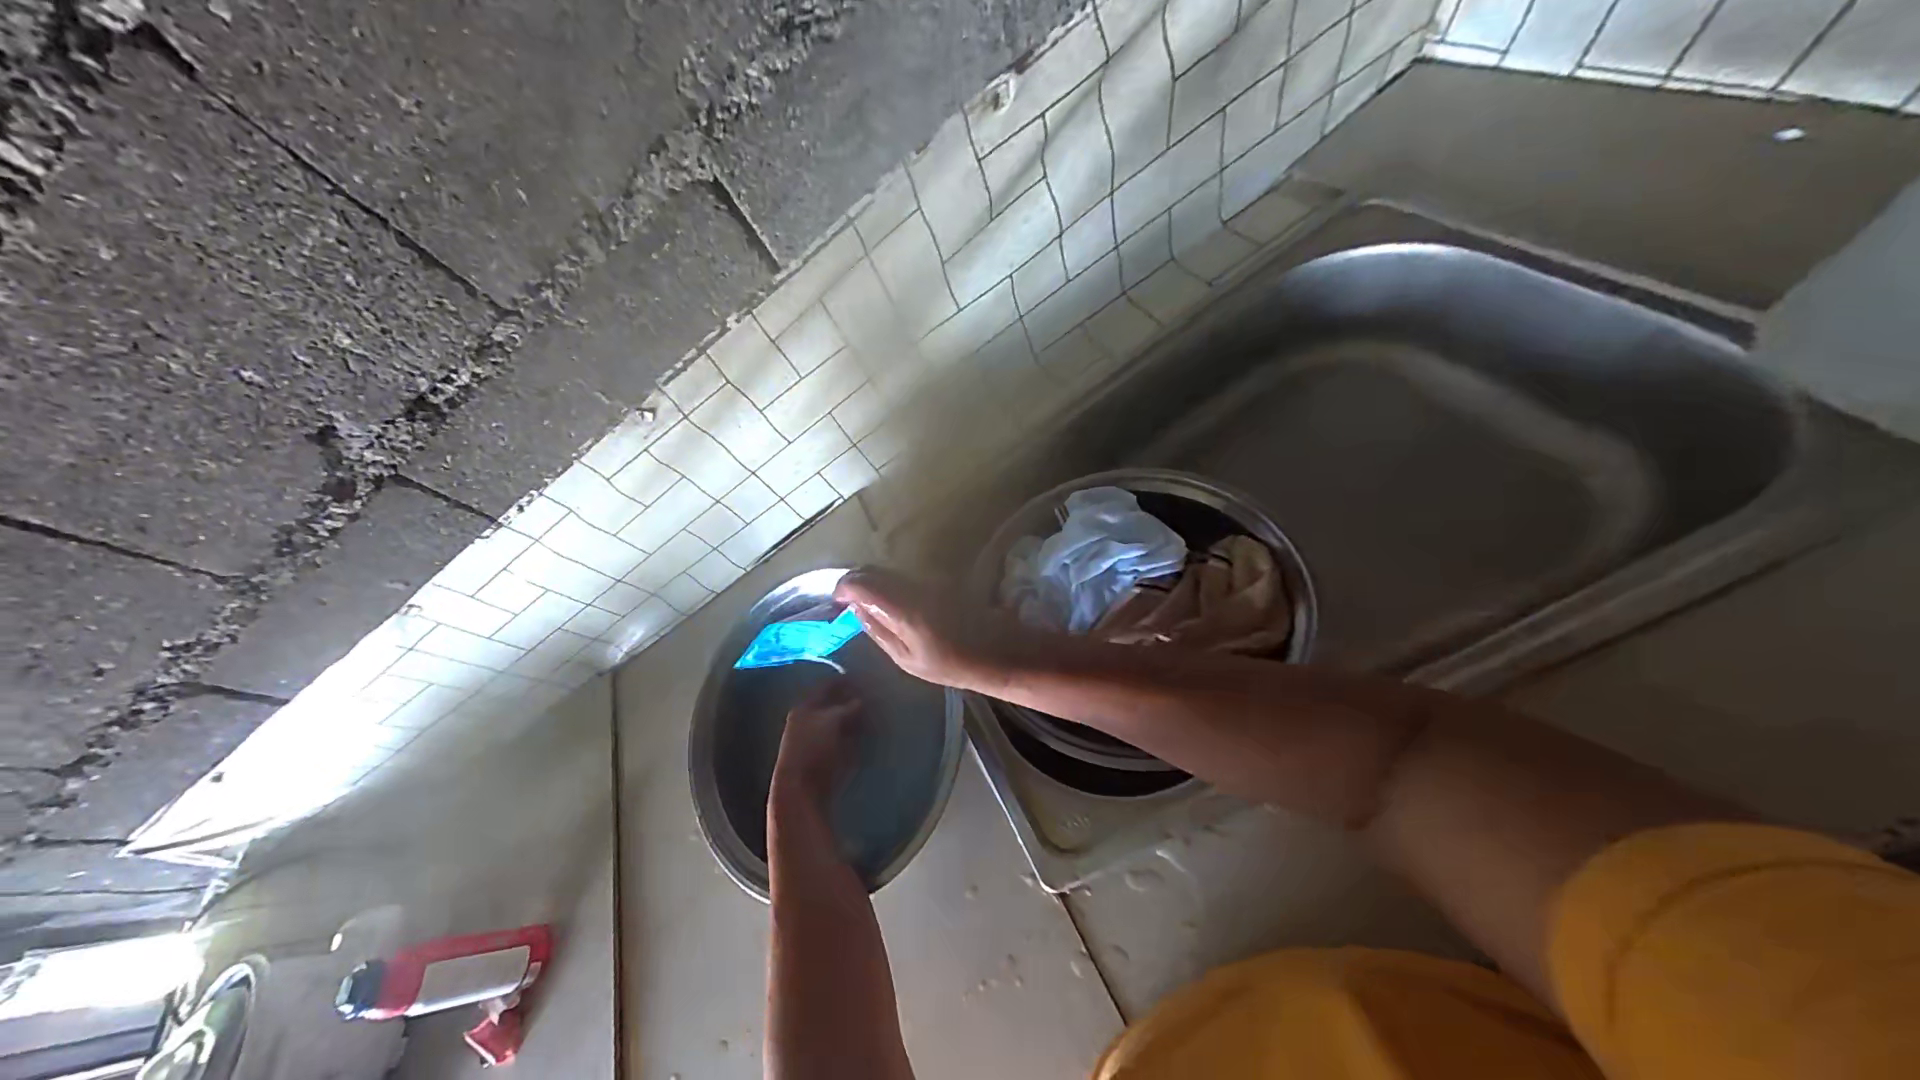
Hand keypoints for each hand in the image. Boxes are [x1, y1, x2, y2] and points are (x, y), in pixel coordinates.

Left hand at [770, 677, 861, 811]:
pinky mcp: (831, 756)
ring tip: (877, 709)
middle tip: (873, 692)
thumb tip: (861, 700)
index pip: (825, 688)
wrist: (802, 788)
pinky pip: (848, 739)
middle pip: (834, 705)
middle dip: (852, 699)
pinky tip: (872, 730)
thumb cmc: (812, 747)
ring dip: (857, 717)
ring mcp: (821, 739)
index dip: (842, 681)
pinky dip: (858, 734)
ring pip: (842, 722)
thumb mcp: (831, 720)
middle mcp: (811, 721)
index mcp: (805, 708)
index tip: (861, 675)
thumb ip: (847, 708)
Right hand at [833, 568, 1013, 690]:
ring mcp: (925, 579)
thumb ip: (879, 631)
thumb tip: (856, 610)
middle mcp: (912, 585)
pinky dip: (887, 584)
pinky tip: (888, 603)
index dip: (843, 588)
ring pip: (887, 570)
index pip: (862, 583)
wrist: (995, 649)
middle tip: (845, 602)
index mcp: (903, 607)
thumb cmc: (951, 662)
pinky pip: (902, 576)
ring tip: (864, 604)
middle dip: (853, 582)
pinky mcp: (935, 579)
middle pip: (872, 570)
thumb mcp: (907, 658)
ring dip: (870, 582)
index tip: (836, 602)